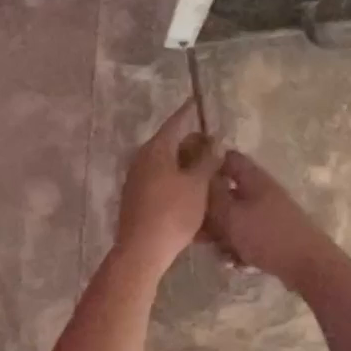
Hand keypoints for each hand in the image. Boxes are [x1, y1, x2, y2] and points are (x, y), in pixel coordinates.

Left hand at [116, 101, 224, 273]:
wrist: (142, 249)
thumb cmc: (173, 212)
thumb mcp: (197, 185)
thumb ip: (207, 160)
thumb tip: (214, 142)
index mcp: (156, 150)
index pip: (175, 123)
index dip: (188, 112)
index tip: (196, 101)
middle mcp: (141, 160)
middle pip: (170, 144)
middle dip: (191, 143)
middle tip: (212, 145)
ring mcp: (136, 180)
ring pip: (165, 165)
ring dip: (185, 165)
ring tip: (207, 170)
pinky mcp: (136, 199)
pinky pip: (160, 182)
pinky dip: (177, 182)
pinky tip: (191, 192)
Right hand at [206, 150, 338, 286]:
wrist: (307, 265)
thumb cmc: (266, 235)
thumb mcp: (231, 215)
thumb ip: (211, 196)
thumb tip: (196, 177)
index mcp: (253, 179)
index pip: (227, 158)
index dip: (206, 164)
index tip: (185, 179)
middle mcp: (261, 191)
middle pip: (227, 191)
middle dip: (208, 209)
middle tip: (193, 225)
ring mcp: (268, 213)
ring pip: (234, 215)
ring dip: (220, 230)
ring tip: (211, 247)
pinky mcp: (272, 234)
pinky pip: (245, 233)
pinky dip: (236, 244)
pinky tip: (233, 260)